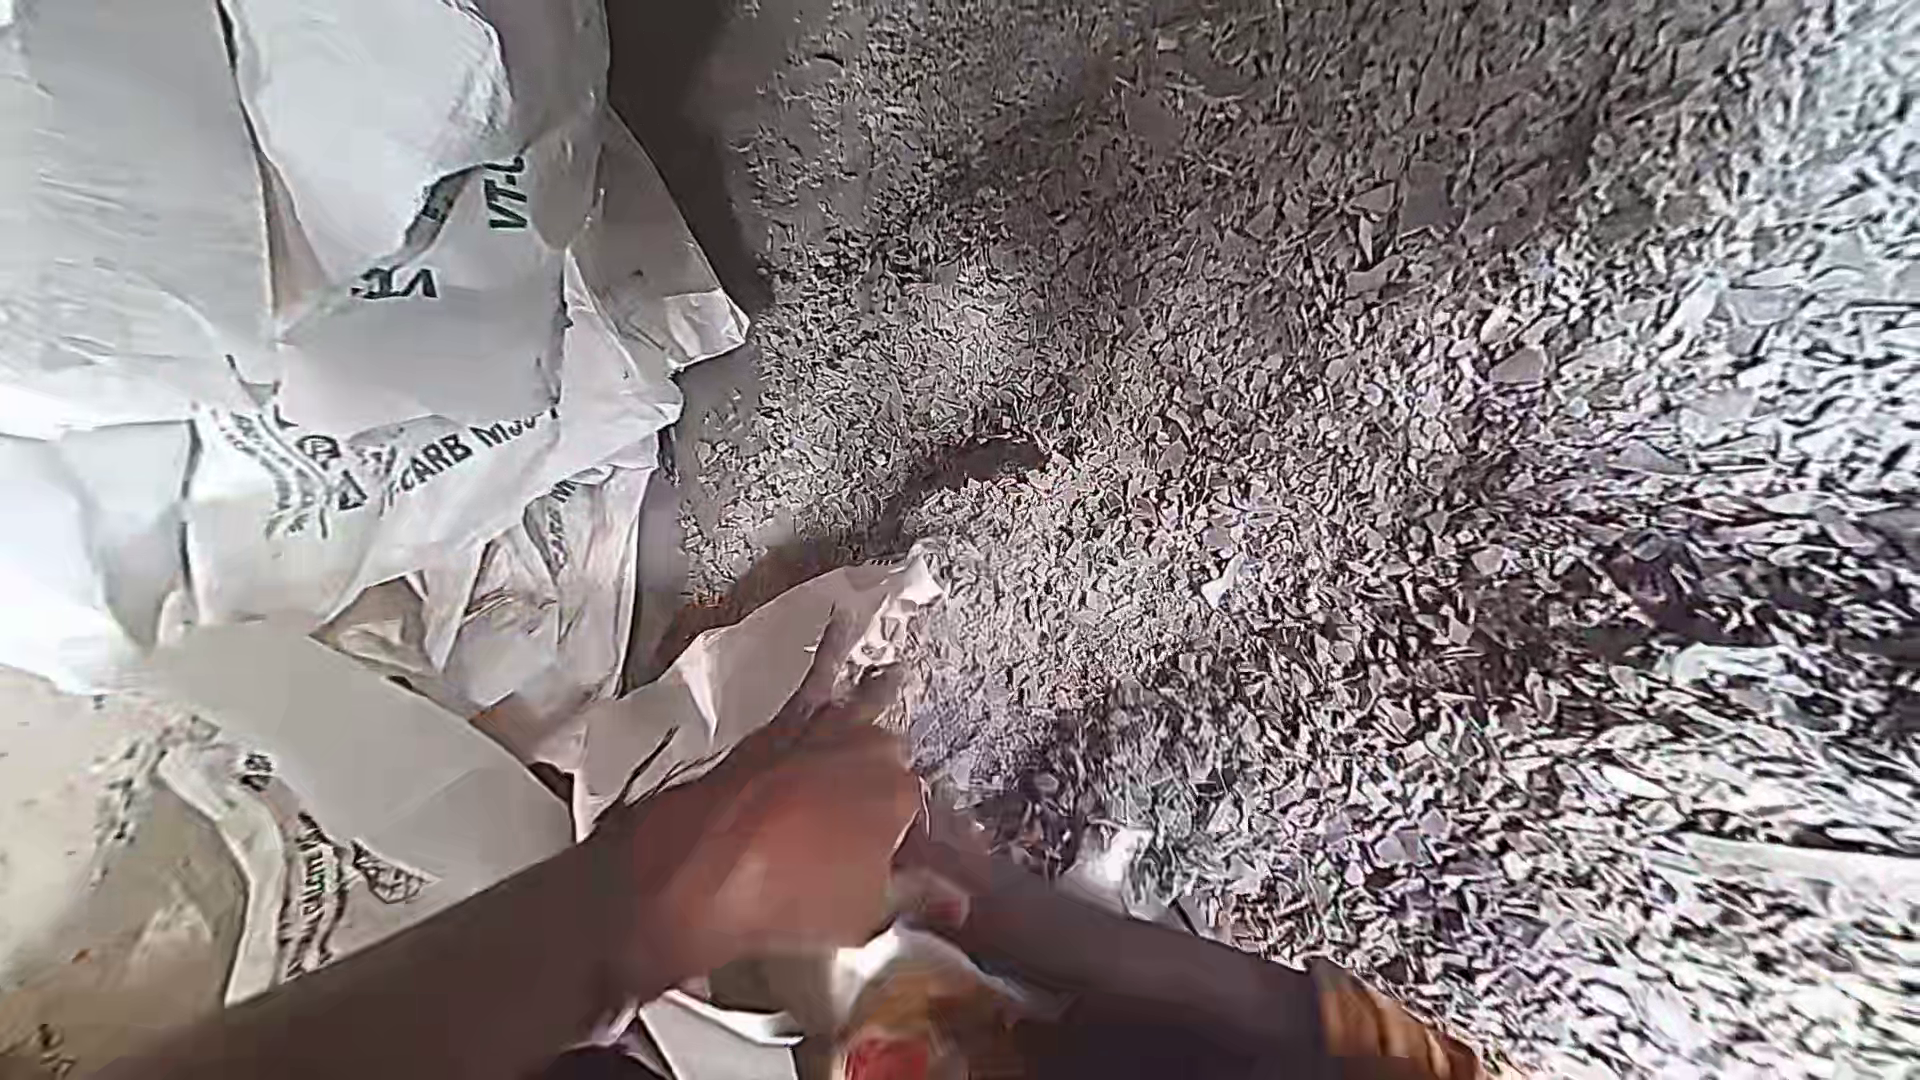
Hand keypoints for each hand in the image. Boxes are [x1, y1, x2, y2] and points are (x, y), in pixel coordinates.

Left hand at [597, 627, 920, 984]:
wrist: (710, 861)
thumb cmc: (791, 894)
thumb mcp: (865, 913)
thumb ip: (920, 896)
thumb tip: (962, 903)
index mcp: (904, 797)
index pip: (925, 812)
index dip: (914, 834)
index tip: (910, 849)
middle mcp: (881, 751)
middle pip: (898, 760)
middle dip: (891, 777)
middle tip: (873, 805)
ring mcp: (839, 726)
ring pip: (875, 703)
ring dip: (886, 691)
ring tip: (899, 672)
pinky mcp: (799, 712)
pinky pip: (823, 667)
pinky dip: (834, 642)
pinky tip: (842, 616)